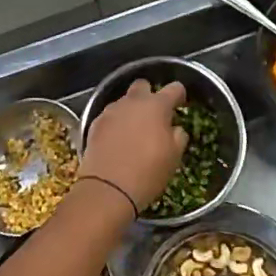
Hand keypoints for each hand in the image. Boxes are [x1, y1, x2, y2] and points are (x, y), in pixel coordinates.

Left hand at [79, 79, 185, 212]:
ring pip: (124, 102)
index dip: (179, 94)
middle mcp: (133, 102)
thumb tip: (174, 129)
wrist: (107, 190)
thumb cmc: (148, 172)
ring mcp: (111, 111)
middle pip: (143, 86)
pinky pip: (109, 117)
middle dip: (149, 95)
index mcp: (157, 106)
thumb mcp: (174, 156)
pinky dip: (115, 124)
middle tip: (154, 115)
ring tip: (134, 131)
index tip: (180, 103)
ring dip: (131, 111)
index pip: (174, 88)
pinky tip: (118, 141)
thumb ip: (178, 135)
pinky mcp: (94, 124)